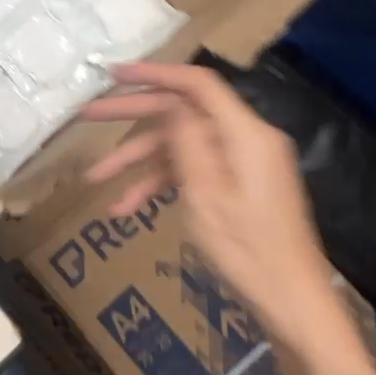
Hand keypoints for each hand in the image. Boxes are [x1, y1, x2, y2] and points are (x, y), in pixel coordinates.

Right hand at [79, 63, 339, 345]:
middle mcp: (244, 140)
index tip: (111, 74)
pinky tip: (125, 208)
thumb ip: (187, 141)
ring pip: (177, 146)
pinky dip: (157, 185)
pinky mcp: (235, 185)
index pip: (196, 84)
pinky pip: (190, 171)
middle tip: (85, 117)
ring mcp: (240, 163)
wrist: (290, 301)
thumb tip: (170, 103)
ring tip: (94, 179)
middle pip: (179, 113)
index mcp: (245, 134)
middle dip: (130, 116)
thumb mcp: (206, 193)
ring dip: (135, 162)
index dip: (153, 73)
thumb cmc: (247, 248)